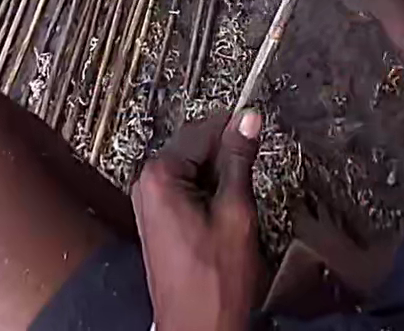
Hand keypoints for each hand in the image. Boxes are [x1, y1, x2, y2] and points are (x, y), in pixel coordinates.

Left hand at [132, 110, 265, 330]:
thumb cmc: (213, 284)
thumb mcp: (235, 211)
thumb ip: (239, 159)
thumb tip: (248, 119)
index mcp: (160, 175)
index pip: (203, 129)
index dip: (233, 128)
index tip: (256, 124)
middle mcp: (147, 182)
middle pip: (195, 146)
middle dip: (225, 156)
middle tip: (250, 171)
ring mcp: (150, 201)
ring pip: (193, 166)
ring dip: (218, 174)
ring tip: (236, 201)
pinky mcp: (158, 217)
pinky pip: (186, 185)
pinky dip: (208, 190)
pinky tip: (223, 212)